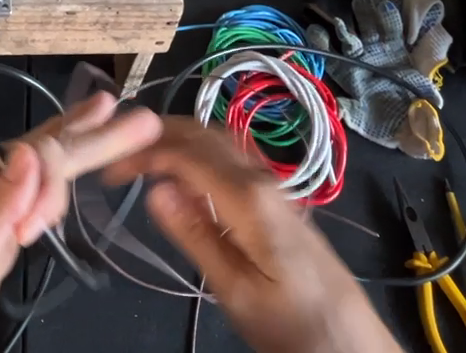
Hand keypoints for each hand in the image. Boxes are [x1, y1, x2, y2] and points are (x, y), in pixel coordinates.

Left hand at [0, 92, 160, 352]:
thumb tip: (30, 151)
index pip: (32, 158)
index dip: (67, 157)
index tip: (60, 203)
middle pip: (43, 157)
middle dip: (89, 135)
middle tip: (139, 119)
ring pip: (44, 178)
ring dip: (79, 152)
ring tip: (115, 128)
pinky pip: (35, 207)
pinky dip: (60, 189)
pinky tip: (74, 173)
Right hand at [105, 118, 401, 352]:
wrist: (354, 345)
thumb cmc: (293, 326)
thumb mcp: (236, 292)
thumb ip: (196, 235)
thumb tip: (154, 188)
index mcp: (248, 197)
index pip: (185, 153)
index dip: (144, 153)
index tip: (111, 169)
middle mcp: (260, 177)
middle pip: (202, 133)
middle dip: (157, 134)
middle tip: (120, 151)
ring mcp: (272, 183)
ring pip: (217, 139)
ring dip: (177, 137)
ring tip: (143, 153)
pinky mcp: (276, 197)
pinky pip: (230, 156)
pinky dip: (198, 150)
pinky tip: (184, 173)